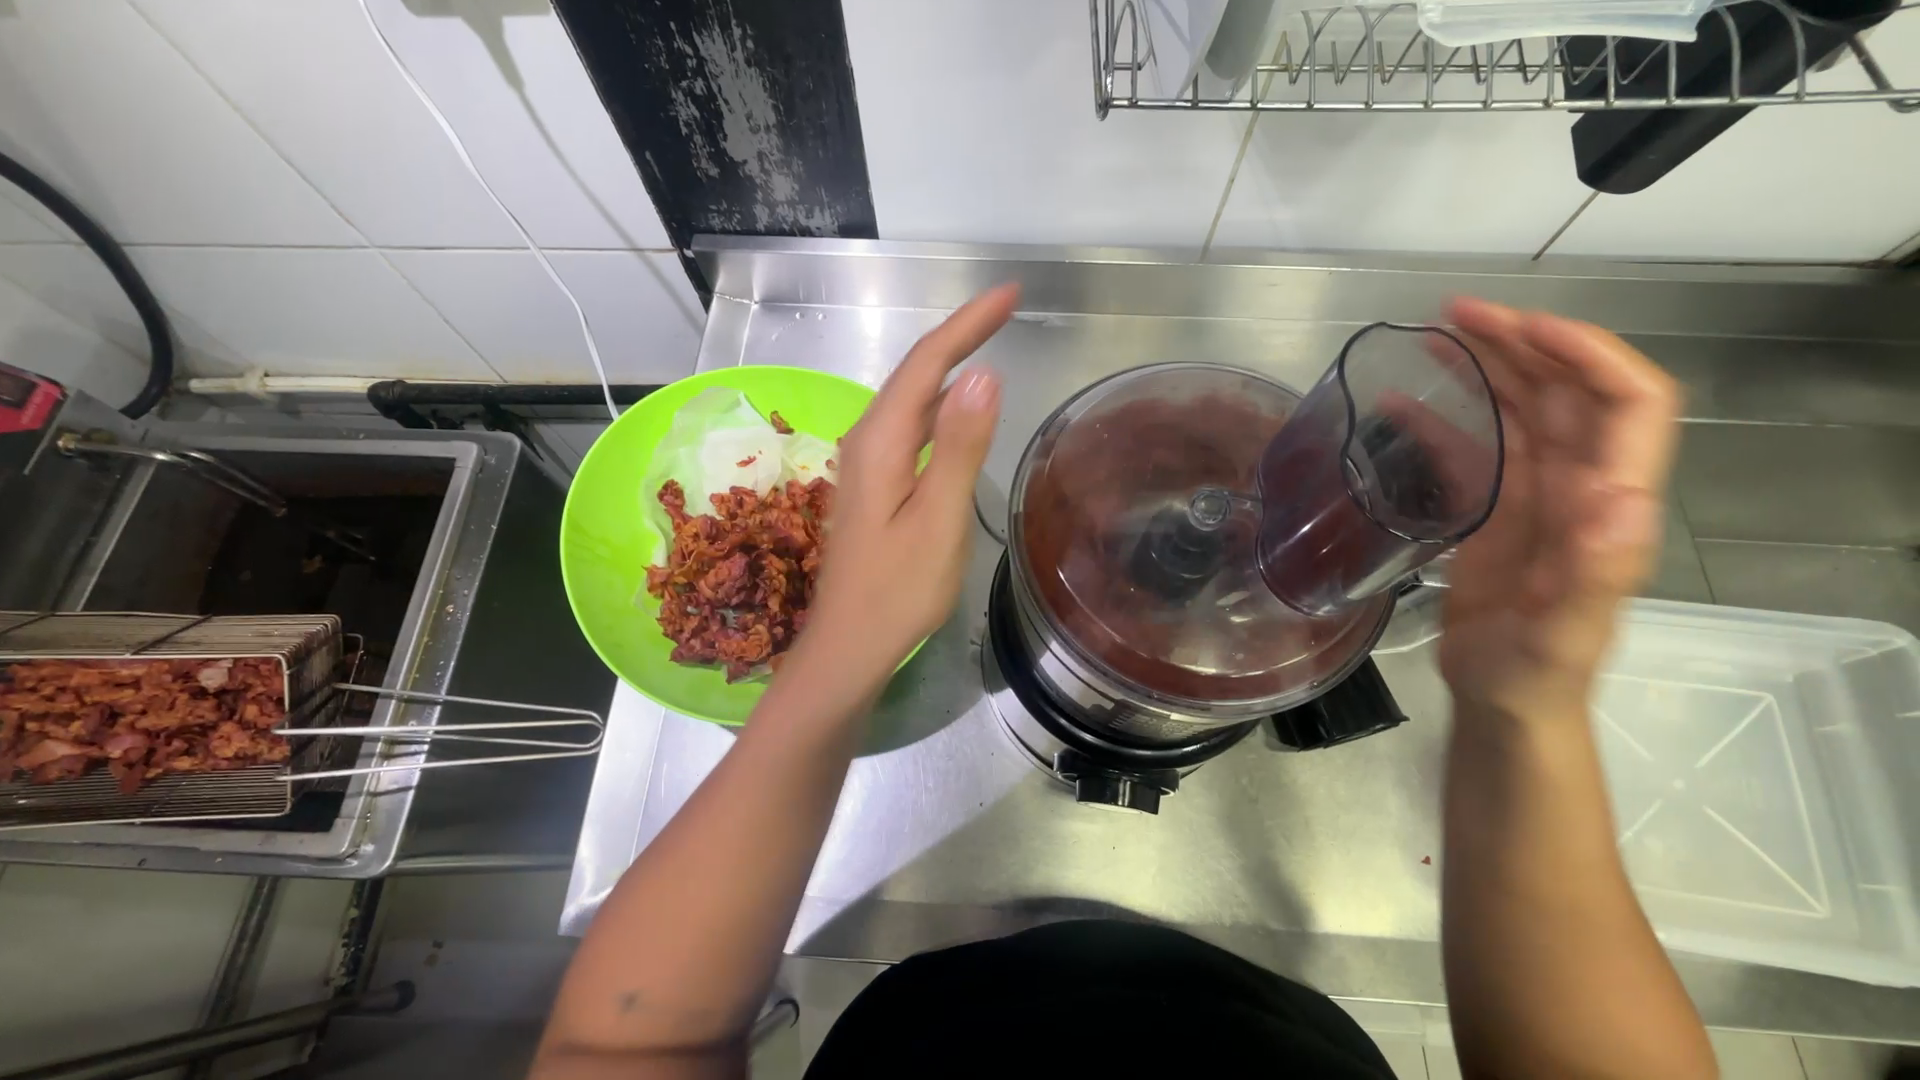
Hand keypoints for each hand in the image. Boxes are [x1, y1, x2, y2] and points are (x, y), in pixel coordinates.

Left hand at [799, 284, 1016, 683]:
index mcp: (882, 442)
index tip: (1010, 294)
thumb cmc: (898, 591)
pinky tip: (960, 414)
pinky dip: (941, 407)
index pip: (927, 363)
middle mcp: (868, 441)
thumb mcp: (939, 519)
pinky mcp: (875, 486)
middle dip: (961, 336)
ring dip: (950, 368)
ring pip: (912, 400)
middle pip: (916, 373)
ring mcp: (868, 464)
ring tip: (989, 345)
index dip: (968, 325)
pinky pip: (911, 428)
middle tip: (1008, 311)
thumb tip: (983, 375)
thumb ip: (960, 448)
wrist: (850, 646)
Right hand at [1438, 297, 1680, 721]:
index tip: (1521, 328)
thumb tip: (1623, 495)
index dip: (1585, 353)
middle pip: (1571, 392)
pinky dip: (1446, 420)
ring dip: (1492, 367)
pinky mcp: (1500, 514)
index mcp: (1609, 505)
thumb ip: (1598, 570)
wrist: (1505, 701)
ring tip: (1439, 334)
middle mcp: (1583, 488)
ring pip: (1527, 411)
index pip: (1627, 402)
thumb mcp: (1564, 632)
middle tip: (1459, 313)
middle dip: (1525, 343)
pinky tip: (1404, 405)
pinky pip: (1480, 450)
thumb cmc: (1536, 673)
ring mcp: (1541, 499)